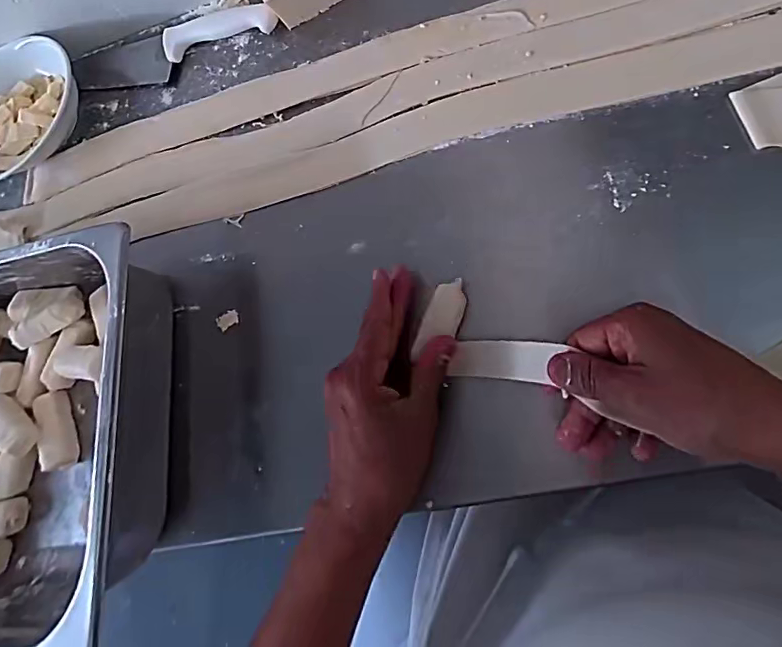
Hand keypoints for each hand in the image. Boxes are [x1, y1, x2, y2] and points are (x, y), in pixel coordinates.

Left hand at [317, 266, 456, 535]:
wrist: (356, 508)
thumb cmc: (390, 466)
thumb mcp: (418, 417)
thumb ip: (429, 373)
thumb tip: (442, 341)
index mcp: (359, 376)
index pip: (378, 328)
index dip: (388, 299)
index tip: (391, 273)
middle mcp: (343, 375)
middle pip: (371, 333)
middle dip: (387, 304)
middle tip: (398, 275)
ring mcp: (339, 387)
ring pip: (368, 348)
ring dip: (385, 325)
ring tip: (399, 300)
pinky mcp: (342, 399)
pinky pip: (365, 362)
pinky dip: (381, 347)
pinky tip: (392, 339)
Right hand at [546, 302, 781, 463]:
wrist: (771, 425)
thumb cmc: (712, 405)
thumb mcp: (632, 397)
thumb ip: (588, 380)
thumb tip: (558, 365)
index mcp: (633, 325)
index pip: (580, 344)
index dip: (566, 378)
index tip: (555, 401)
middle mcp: (649, 332)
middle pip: (601, 366)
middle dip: (588, 406)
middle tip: (577, 436)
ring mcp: (668, 352)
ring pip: (624, 384)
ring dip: (611, 418)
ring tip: (605, 447)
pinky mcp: (684, 373)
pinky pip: (648, 391)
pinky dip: (638, 417)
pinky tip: (641, 442)